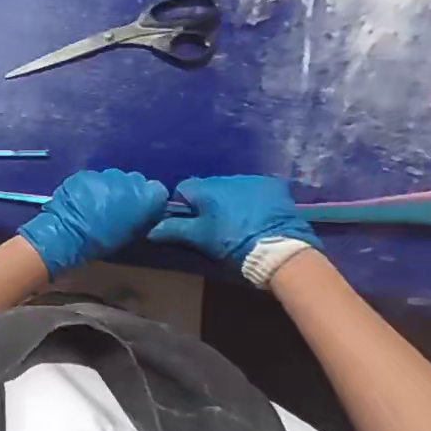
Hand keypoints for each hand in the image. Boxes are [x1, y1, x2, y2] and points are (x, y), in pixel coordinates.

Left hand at [17, 169, 168, 276]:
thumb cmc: (104, 241)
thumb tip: (147, 213)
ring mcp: (105, 173)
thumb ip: (143, 219)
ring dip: (108, 188)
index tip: (140, 210)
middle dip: (128, 192)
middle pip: (134, 181)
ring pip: (112, 178)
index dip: (148, 200)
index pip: (157, 190)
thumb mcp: (132, 234)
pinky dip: (90, 187)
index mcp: (146, 195)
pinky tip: (82, 200)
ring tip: (96, 204)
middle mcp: (129, 178)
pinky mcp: (85, 173)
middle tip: (116, 207)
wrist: (68, 233)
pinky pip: (92, 179)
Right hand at [147, 176, 320, 284]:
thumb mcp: (200, 239)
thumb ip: (174, 230)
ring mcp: (253, 180)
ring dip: (230, 200)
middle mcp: (228, 178)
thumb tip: (150, 229)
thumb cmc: (233, 244)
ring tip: (237, 222)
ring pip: (232, 188)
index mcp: (207, 189)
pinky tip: (257, 216)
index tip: (190, 222)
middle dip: (208, 203)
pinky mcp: (274, 187)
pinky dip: (252, 199)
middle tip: (213, 226)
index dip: (184, 206)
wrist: (280, 251)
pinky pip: (255, 189)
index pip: (184, 189)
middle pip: (209, 188)